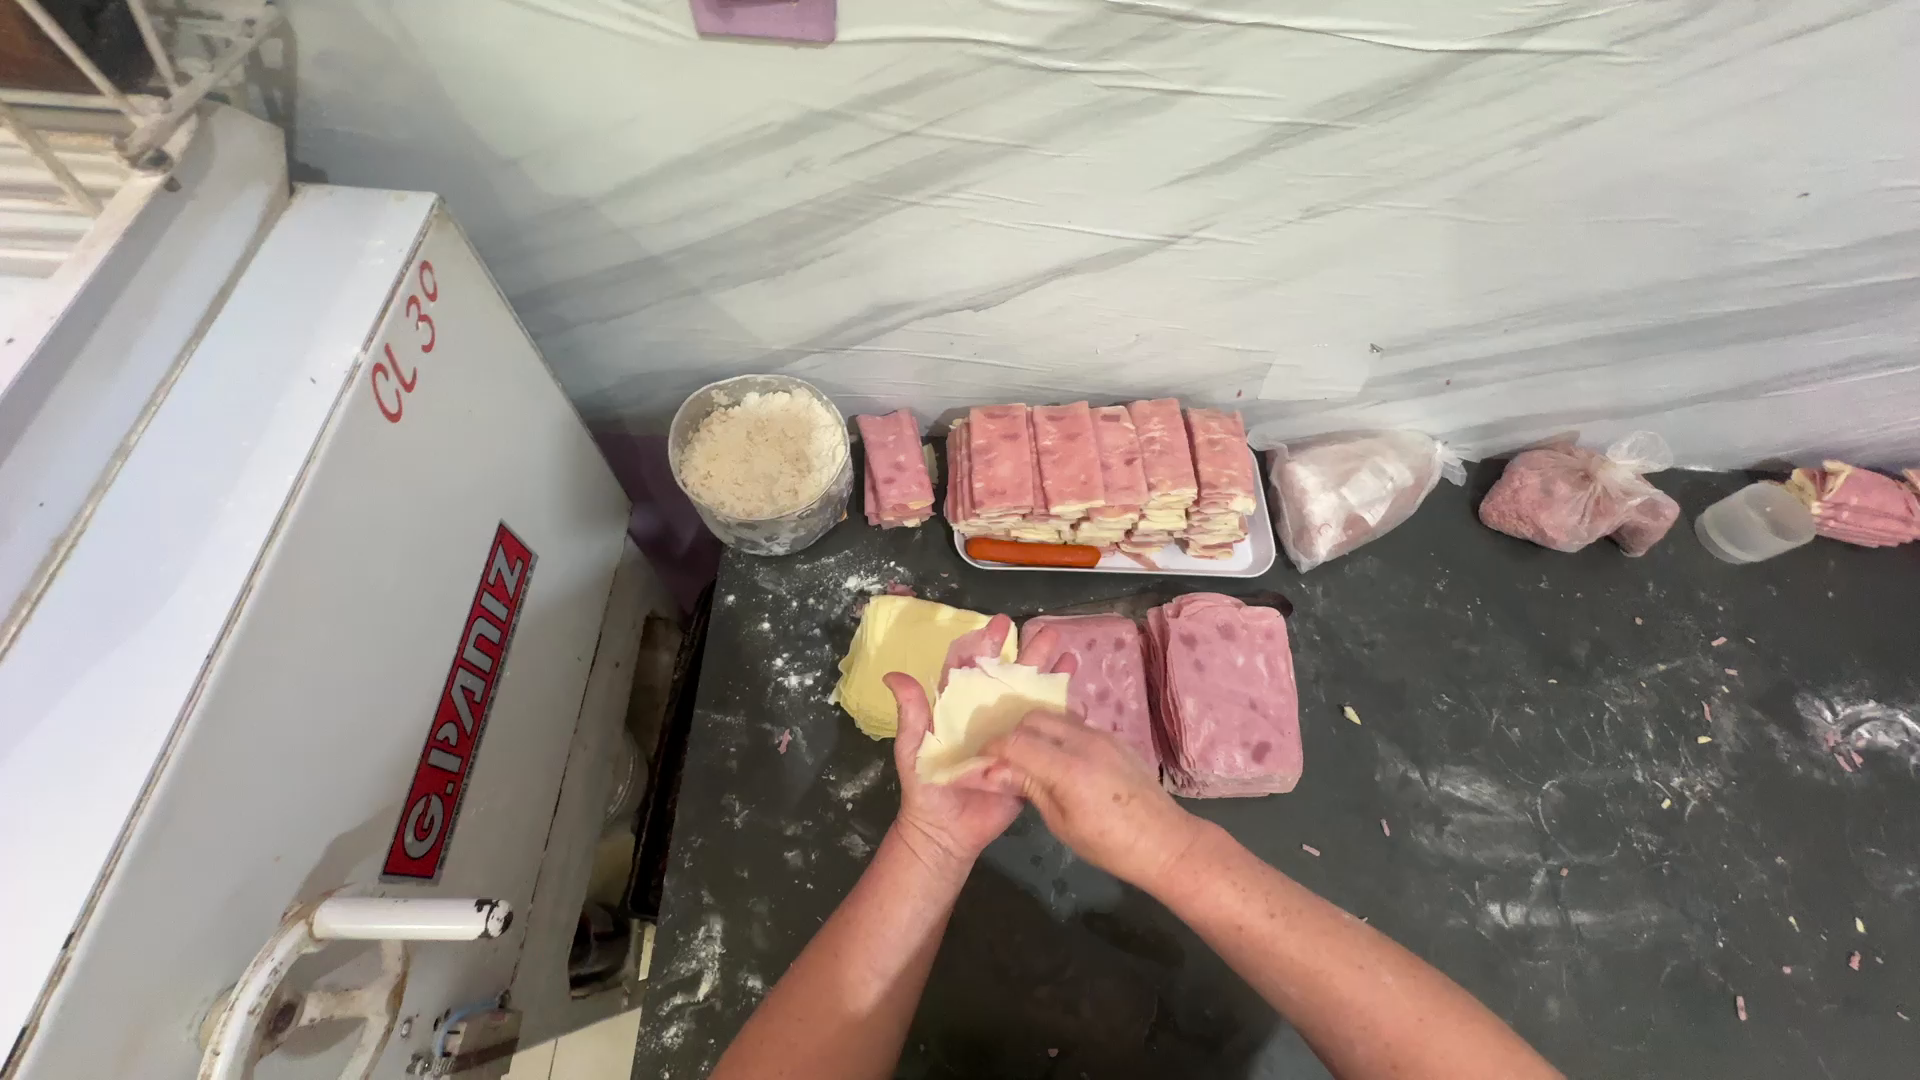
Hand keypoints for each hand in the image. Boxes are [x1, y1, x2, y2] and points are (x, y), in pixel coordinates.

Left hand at [884, 616, 1073, 869]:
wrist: (946, 832)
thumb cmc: (925, 787)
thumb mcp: (913, 749)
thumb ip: (911, 713)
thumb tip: (892, 675)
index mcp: (957, 707)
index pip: (971, 666)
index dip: (984, 643)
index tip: (1000, 625)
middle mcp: (987, 714)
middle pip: (1008, 676)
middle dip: (1027, 653)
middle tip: (1045, 631)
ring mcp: (1010, 733)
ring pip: (1031, 698)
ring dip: (1048, 675)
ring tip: (1066, 652)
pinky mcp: (1028, 756)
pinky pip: (1046, 733)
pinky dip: (1062, 713)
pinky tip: (1078, 698)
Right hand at [966, 713, 1206, 889]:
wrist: (1166, 841)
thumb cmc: (1110, 845)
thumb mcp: (1061, 824)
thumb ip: (1029, 788)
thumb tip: (992, 771)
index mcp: (1069, 769)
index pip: (1017, 741)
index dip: (994, 749)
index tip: (983, 762)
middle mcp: (1085, 741)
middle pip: (1035, 718)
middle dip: (1015, 734)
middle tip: (1008, 760)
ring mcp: (1103, 735)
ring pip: (1056, 716)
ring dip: (1038, 731)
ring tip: (1033, 759)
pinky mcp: (1114, 737)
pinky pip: (1076, 724)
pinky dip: (1059, 734)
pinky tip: (1061, 760)